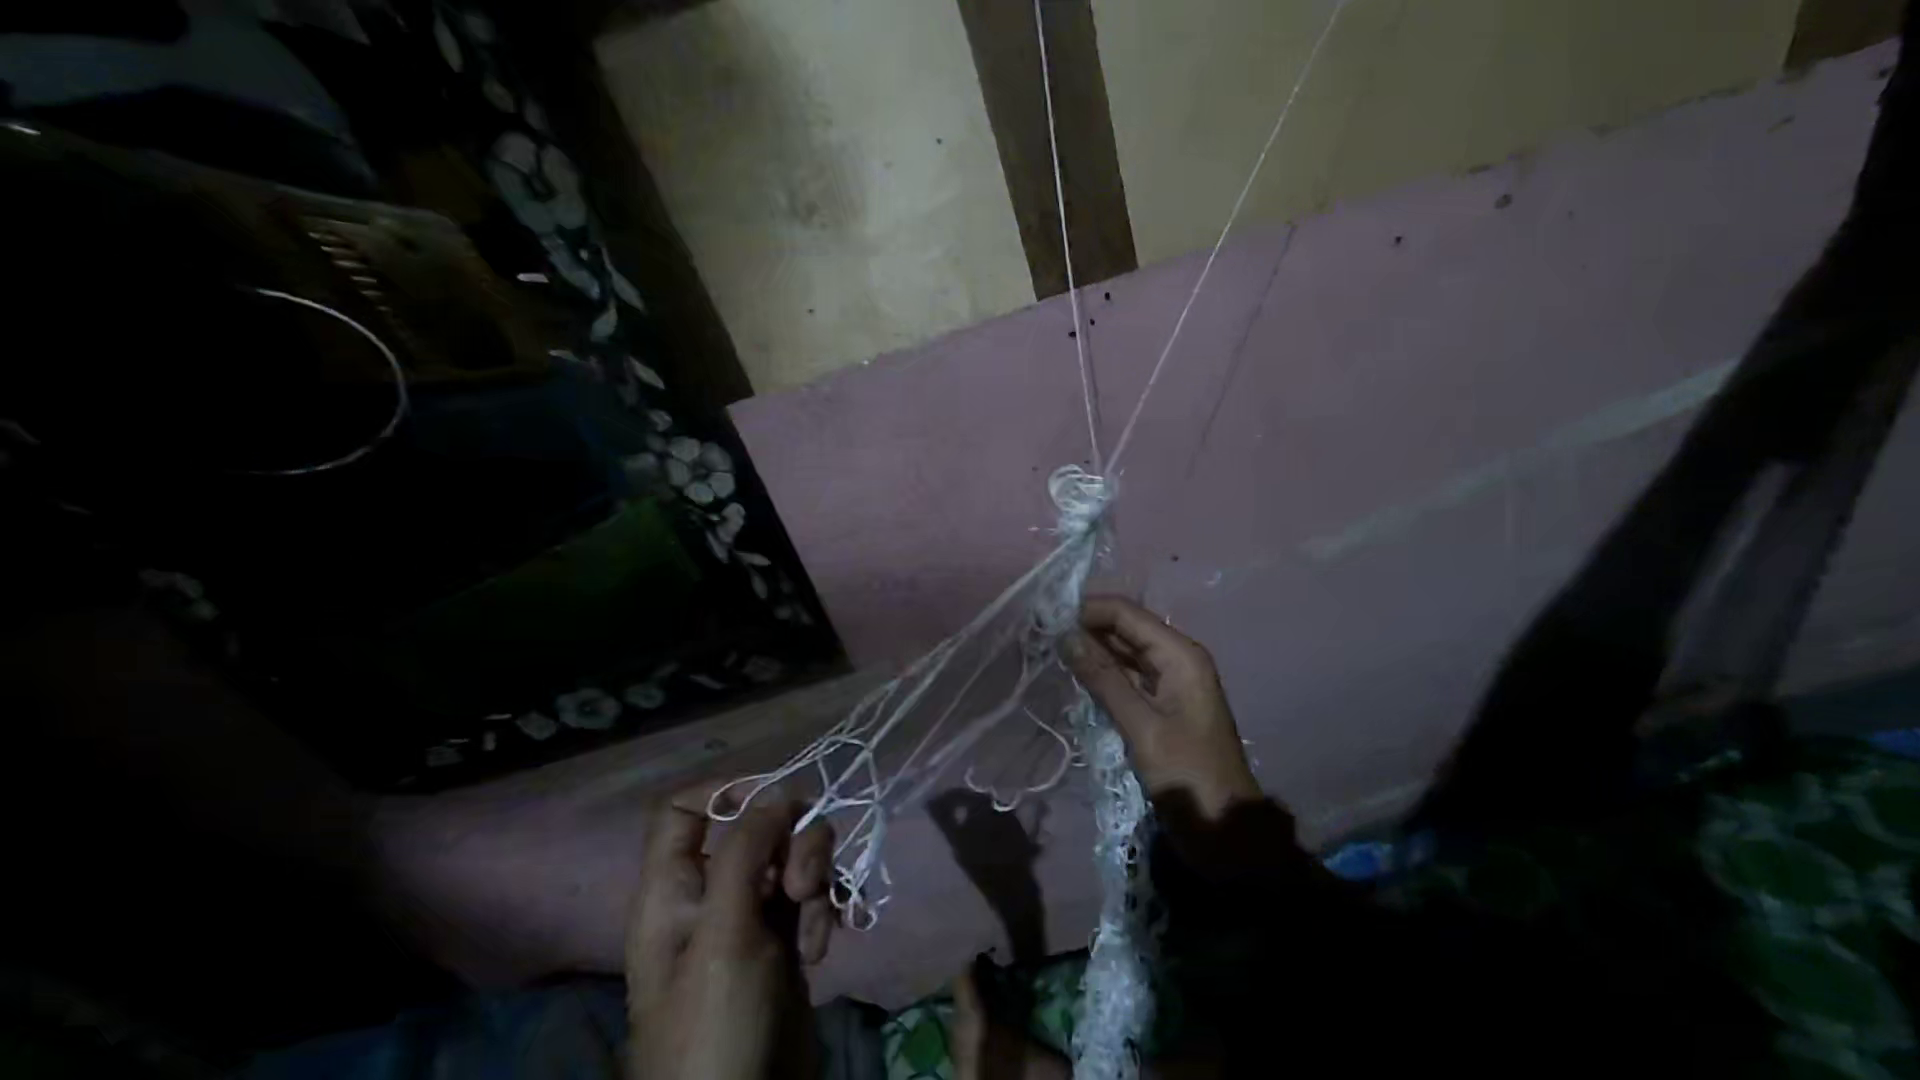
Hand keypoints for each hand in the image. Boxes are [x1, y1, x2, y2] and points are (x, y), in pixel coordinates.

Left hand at [627, 791, 834, 1079]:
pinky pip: (813, 894)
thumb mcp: (723, 933)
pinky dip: (828, 907)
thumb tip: (776, 794)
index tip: (773, 801)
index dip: (726, 791)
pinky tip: (831, 941)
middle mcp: (712, 893)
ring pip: (792, 856)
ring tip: (818, 926)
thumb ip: (745, 853)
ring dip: (816, 879)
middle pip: (756, 827)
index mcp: (675, 888)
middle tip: (802, 884)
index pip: (683, 810)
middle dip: (793, 843)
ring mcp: (752, 916)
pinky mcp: (787, 939)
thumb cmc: (716, 1025)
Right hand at [1063, 596, 1260, 820]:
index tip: (1046, 618)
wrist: (1225, 830)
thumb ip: (1104, 679)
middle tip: (1042, 633)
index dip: (1087, 610)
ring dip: (1090, 647)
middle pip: (1125, 627)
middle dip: (1085, 626)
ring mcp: (1168, 681)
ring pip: (1123, 650)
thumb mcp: (1142, 727)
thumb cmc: (1188, 774)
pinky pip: (1126, 674)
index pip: (1126, 613)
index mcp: (1180, 655)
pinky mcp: (1159, 703)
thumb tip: (1064, 637)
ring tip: (1050, 648)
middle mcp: (1176, 658)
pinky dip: (1101, 671)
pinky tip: (1074, 672)